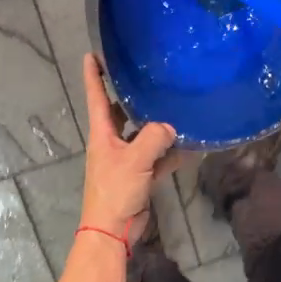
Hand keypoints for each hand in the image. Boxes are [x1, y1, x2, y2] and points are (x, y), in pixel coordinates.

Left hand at [79, 53, 177, 238]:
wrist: (113, 228)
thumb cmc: (115, 190)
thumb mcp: (135, 160)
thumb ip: (153, 138)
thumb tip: (169, 126)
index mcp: (102, 134)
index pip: (96, 97)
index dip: (93, 75)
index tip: (92, 53)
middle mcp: (111, 143)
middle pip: (119, 113)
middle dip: (127, 96)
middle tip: (144, 76)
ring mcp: (125, 160)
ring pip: (140, 136)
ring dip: (154, 125)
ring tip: (172, 105)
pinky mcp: (139, 177)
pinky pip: (156, 159)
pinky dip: (169, 153)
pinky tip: (188, 145)